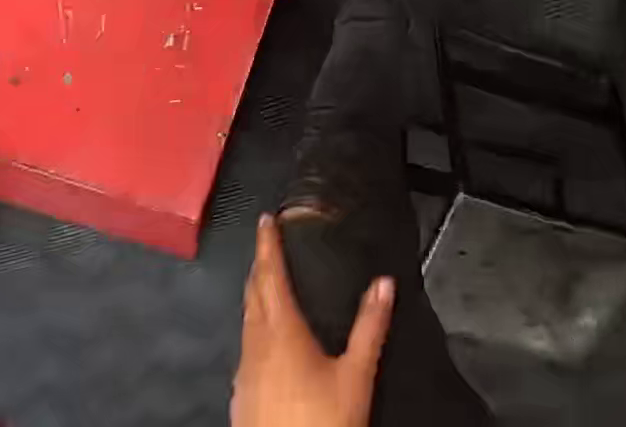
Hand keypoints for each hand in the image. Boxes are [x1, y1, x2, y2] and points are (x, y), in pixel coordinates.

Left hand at [233, 215, 394, 426]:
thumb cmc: (324, 425)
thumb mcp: (356, 376)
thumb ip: (370, 327)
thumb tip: (385, 281)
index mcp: (282, 333)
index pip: (271, 276)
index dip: (268, 246)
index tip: (265, 219)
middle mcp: (256, 347)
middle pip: (252, 294)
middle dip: (258, 264)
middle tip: (266, 241)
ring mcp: (244, 374)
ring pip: (245, 320)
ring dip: (253, 293)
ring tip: (264, 278)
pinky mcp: (240, 398)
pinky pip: (245, 345)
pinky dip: (253, 323)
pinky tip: (263, 336)